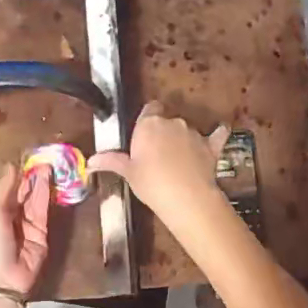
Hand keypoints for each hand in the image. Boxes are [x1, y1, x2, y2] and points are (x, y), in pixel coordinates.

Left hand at [0, 166, 49, 296]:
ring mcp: (29, 225)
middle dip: (34, 175)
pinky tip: (51, 181)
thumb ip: (4, 189)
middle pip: (26, 192)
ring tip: (51, 164)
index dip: (20, 172)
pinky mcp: (43, 233)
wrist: (5, 278)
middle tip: (45, 156)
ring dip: (43, 183)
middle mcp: (14, 216)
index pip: (11, 187)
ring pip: (37, 199)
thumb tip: (12, 166)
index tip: (30, 155)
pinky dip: (48, 196)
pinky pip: (46, 211)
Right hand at [86, 102, 229, 226]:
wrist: (185, 197)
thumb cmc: (150, 183)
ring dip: (182, 141)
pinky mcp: (211, 145)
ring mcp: (194, 132)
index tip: (143, 137)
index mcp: (149, 124)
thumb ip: (111, 162)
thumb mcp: (128, 173)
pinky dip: (216, 135)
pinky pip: (217, 134)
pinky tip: (217, 136)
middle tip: (155, 158)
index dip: (146, 122)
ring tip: (178, 164)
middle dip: (163, 135)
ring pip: (186, 130)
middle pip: (166, 121)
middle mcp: (172, 122)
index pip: (149, 110)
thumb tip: (90, 162)